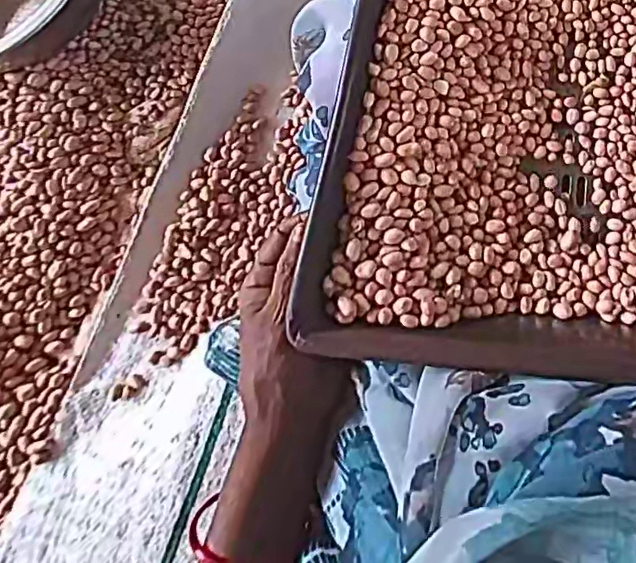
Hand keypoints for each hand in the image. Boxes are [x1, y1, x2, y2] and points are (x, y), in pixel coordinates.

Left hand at [237, 220, 347, 441]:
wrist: (299, 425)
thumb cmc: (280, 375)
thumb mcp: (279, 317)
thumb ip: (288, 272)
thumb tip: (300, 228)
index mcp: (260, 288)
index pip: (279, 241)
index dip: (299, 223)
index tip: (326, 210)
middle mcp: (284, 293)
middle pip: (308, 254)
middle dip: (330, 241)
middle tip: (355, 224)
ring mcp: (310, 307)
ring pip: (331, 272)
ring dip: (347, 262)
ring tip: (369, 243)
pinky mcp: (333, 321)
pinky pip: (347, 293)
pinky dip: (359, 284)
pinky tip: (375, 274)